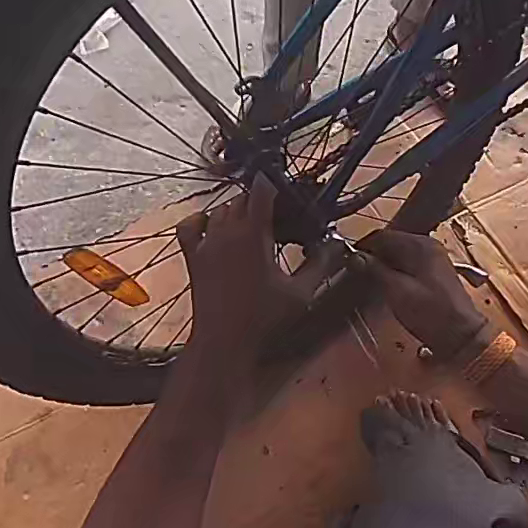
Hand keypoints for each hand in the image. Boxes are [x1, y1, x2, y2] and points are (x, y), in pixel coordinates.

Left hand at [175, 175, 316, 359]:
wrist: (224, 342)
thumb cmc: (265, 318)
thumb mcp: (301, 292)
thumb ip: (321, 264)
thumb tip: (337, 243)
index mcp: (253, 234)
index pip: (261, 191)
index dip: (274, 185)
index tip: (286, 192)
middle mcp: (227, 231)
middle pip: (242, 199)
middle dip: (260, 200)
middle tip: (279, 216)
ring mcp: (206, 243)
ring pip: (220, 210)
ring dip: (237, 211)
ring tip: (255, 225)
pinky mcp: (193, 257)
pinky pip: (190, 226)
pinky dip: (201, 220)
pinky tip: (213, 227)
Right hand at [355, 230, 489, 362]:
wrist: (460, 336)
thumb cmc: (430, 313)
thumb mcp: (396, 291)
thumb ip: (374, 270)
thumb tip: (354, 257)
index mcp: (420, 245)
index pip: (383, 235)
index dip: (363, 246)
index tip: (347, 259)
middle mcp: (428, 246)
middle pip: (392, 243)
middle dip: (372, 256)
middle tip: (355, 272)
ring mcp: (433, 258)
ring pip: (399, 254)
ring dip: (383, 264)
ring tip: (368, 280)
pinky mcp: (435, 272)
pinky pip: (408, 263)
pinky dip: (395, 270)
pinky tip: (387, 285)